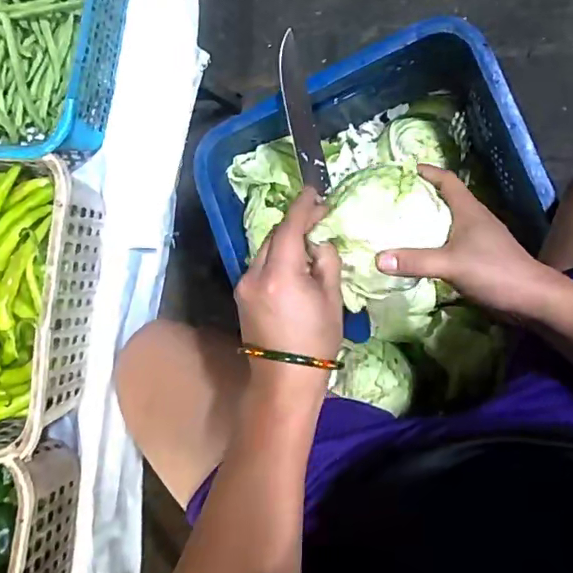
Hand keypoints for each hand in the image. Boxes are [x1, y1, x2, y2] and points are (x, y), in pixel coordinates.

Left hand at [235, 187, 343, 365]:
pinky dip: (276, 258)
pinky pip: (259, 266)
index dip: (303, 207)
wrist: (284, 380)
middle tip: (318, 218)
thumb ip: (326, 262)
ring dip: (285, 242)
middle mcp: (254, 274)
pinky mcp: (240, 295)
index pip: (289, 228)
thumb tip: (319, 242)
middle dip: (295, 224)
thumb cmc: (316, 341)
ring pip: (265, 250)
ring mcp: (243, 285)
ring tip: (308, 244)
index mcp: (280, 274)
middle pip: (274, 236)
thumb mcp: (331, 300)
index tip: (315, 192)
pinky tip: (292, 266)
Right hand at [378, 165, 553, 317]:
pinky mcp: (481, 256)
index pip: (447, 180)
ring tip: (401, 224)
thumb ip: (414, 261)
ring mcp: (480, 238)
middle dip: (422, 195)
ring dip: (428, 219)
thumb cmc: (494, 271)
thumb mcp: (450, 264)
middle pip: (446, 198)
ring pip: (449, 220)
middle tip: (394, 198)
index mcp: (469, 210)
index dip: (427, 171)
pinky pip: (452, 241)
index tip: (404, 169)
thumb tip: (377, 258)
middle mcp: (475, 219)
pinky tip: (421, 252)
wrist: (532, 298)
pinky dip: (435, 241)